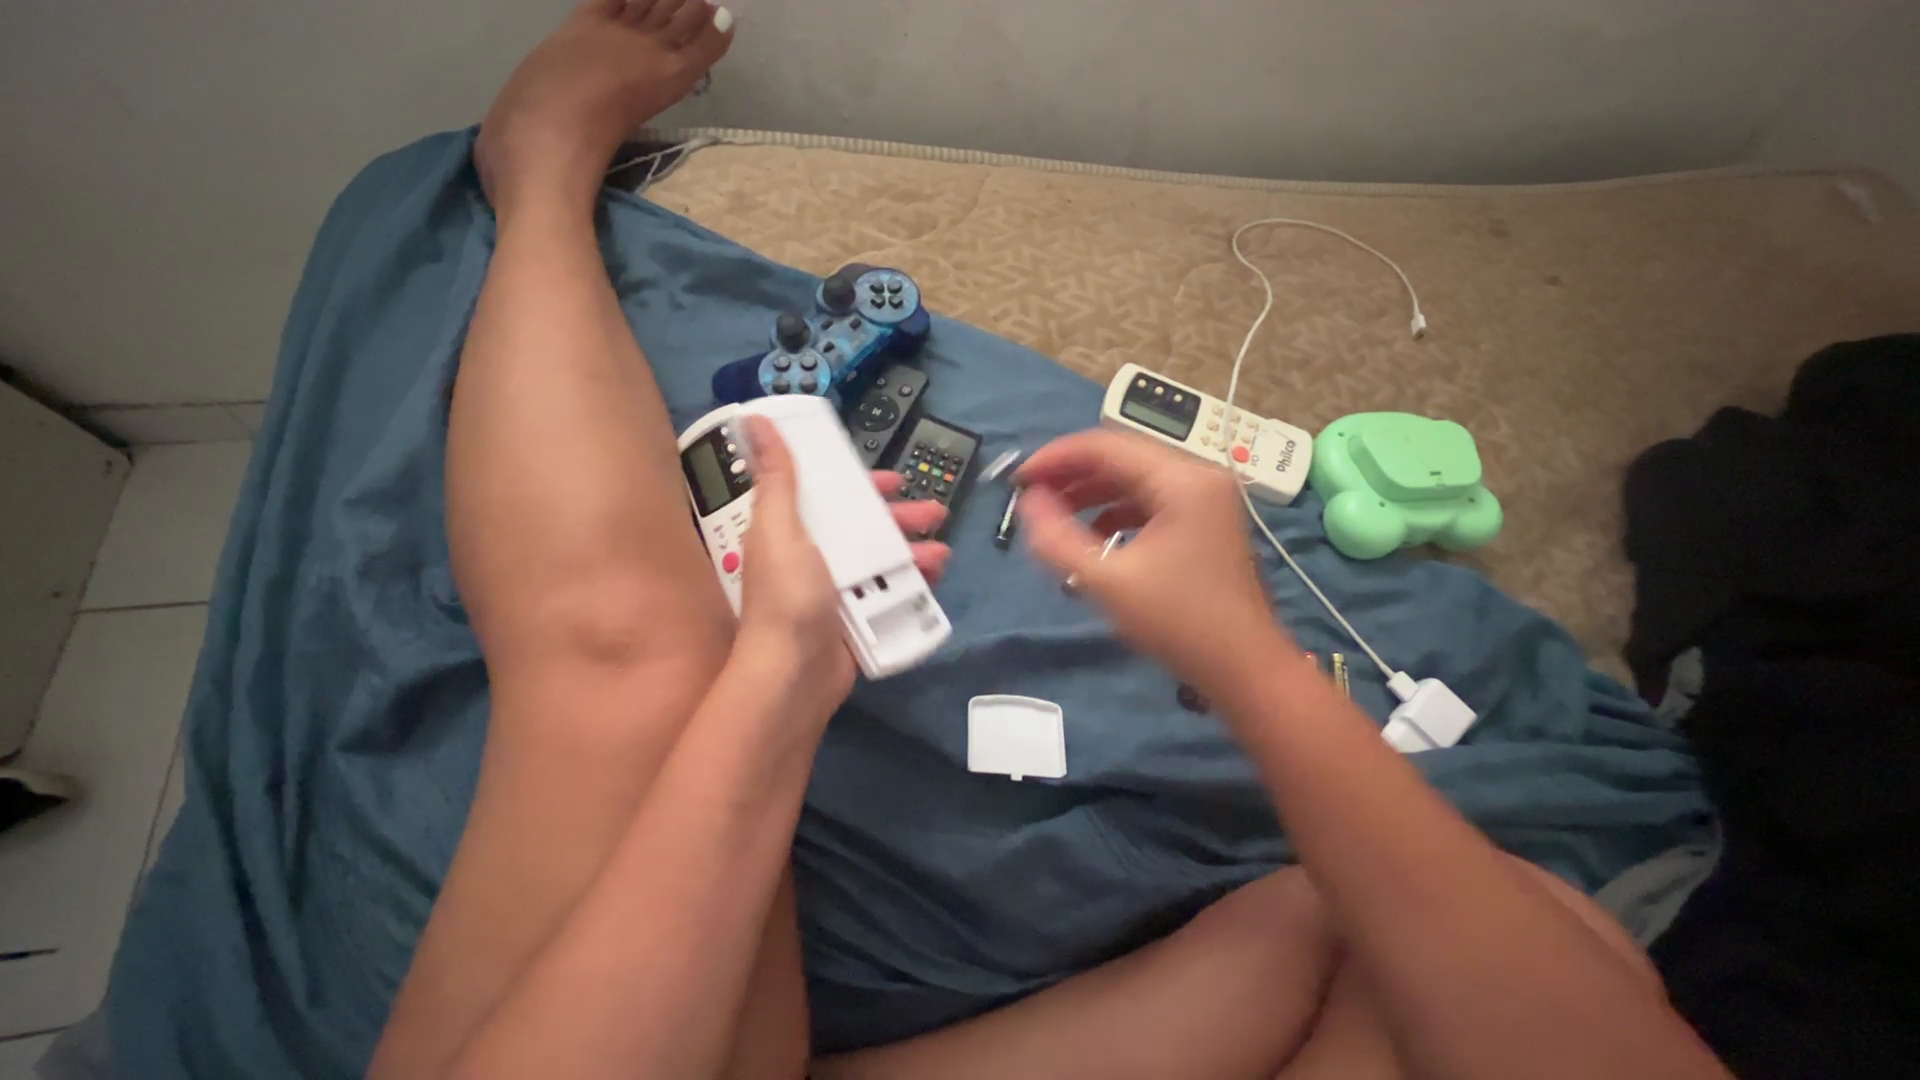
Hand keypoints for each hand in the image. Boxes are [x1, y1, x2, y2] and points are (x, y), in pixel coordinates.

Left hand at [735, 416, 950, 709]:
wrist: (794, 675)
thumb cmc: (787, 597)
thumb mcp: (780, 529)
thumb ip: (777, 478)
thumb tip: (754, 420)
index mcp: (789, 533)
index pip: (828, 497)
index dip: (860, 485)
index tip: (893, 480)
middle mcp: (811, 559)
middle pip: (862, 528)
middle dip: (900, 518)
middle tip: (935, 512)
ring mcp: (835, 592)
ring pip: (881, 560)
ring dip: (913, 551)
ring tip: (942, 551)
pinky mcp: (854, 620)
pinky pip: (889, 594)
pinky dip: (913, 584)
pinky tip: (935, 579)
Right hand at [1016, 430, 1290, 692]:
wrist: (1245, 668)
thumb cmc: (1178, 623)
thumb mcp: (1107, 582)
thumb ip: (1057, 537)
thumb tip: (1028, 501)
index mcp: (1181, 480)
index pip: (1105, 446)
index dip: (1055, 458)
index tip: (1017, 481)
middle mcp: (1198, 477)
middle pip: (1121, 457)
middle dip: (1071, 475)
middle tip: (1029, 497)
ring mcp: (1206, 500)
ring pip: (1135, 479)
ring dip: (1091, 493)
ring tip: (1053, 516)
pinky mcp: (1205, 523)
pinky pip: (1151, 501)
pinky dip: (1115, 511)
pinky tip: (1093, 537)